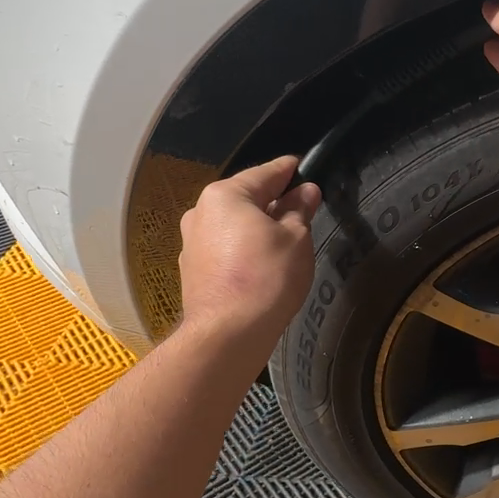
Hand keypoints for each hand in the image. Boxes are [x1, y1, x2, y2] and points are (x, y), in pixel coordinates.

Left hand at [177, 156, 321, 342]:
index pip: (265, 173)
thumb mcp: (297, 238)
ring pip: (233, 223)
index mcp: (226, 196)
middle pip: (246, 197)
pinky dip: (245, 246)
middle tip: (303, 205)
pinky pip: (225, 246)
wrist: (229, 331)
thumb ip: (300, 210)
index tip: (304, 166)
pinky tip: (263, 260)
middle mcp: (201, 212)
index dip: (289, 170)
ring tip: (285, 236)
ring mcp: (192, 242)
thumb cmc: (267, 277)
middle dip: (274, 200)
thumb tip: (306, 192)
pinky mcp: (193, 269)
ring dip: (258, 225)